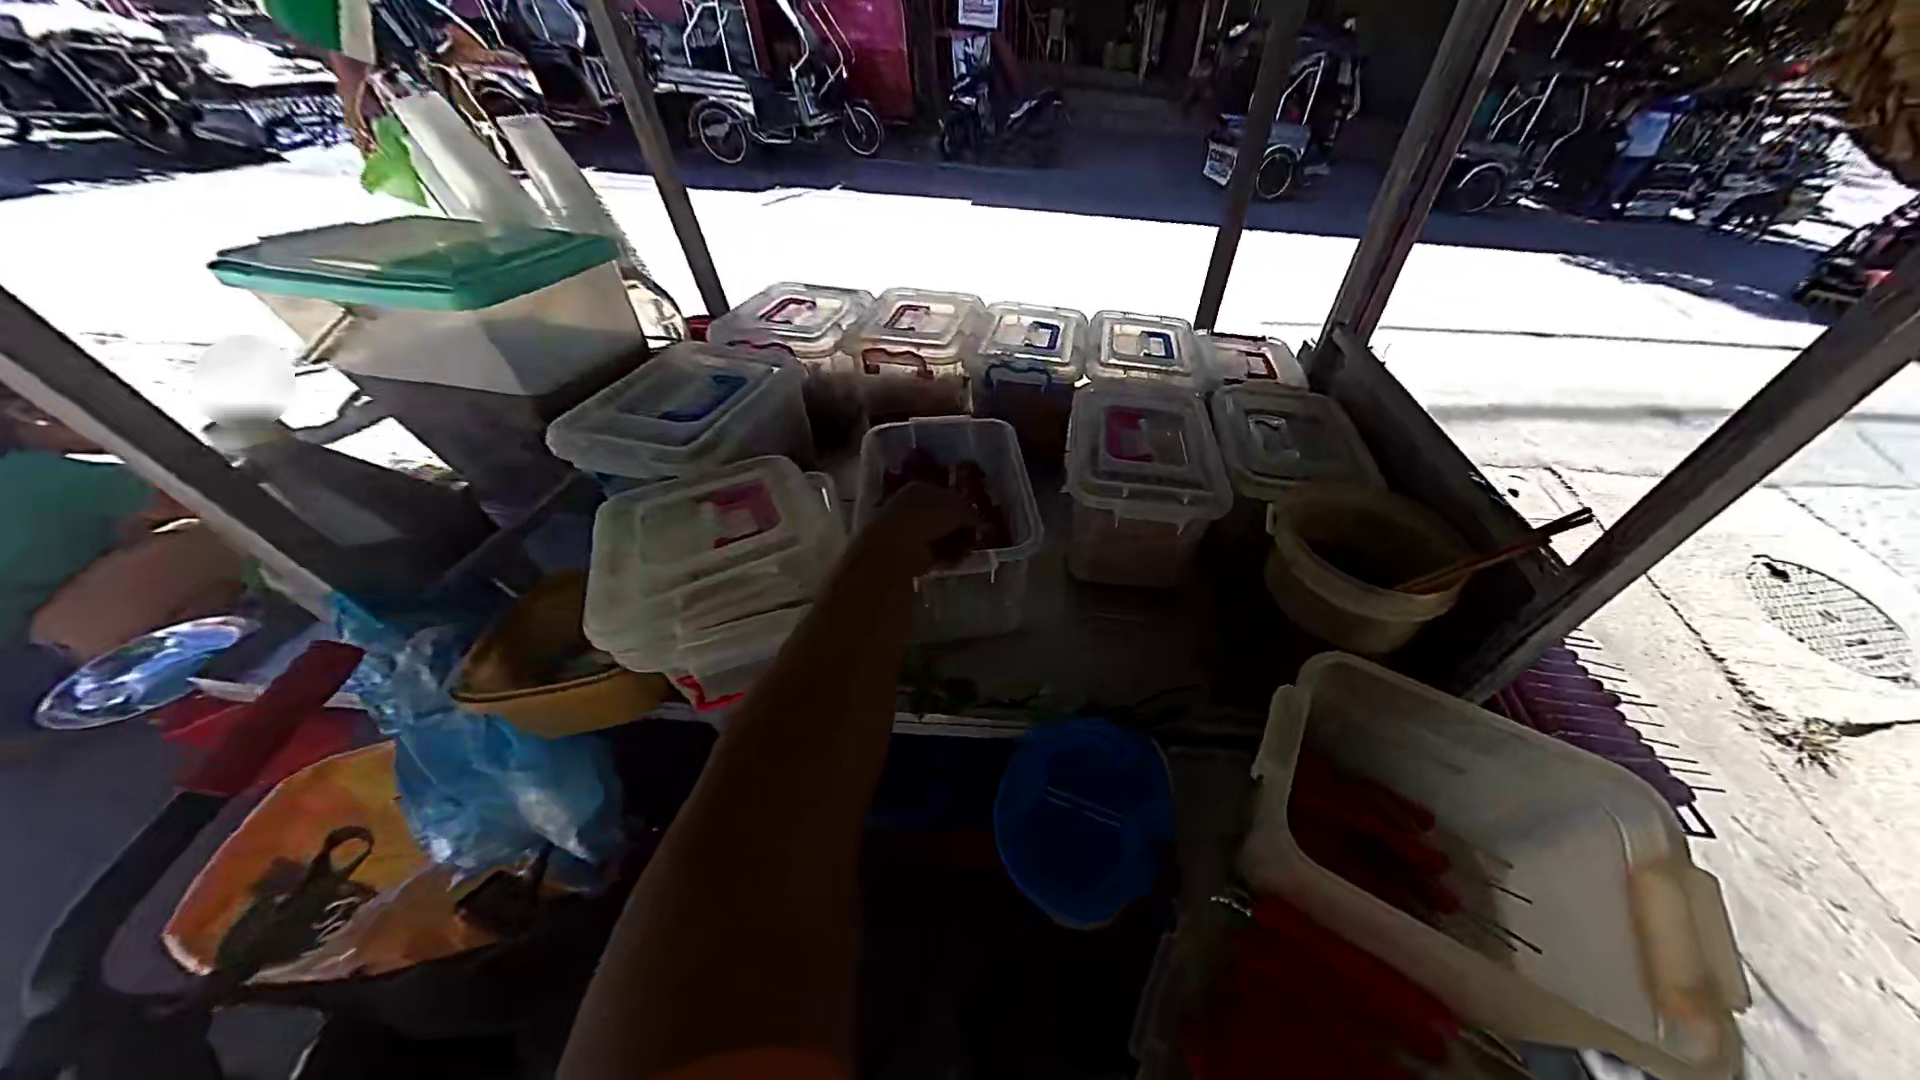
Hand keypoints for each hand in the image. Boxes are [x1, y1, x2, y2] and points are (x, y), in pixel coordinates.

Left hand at [856, 481, 976, 577]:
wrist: (896, 546)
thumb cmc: (926, 517)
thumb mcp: (956, 509)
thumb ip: (972, 514)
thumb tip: (984, 524)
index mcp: (922, 488)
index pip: (949, 496)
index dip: (965, 508)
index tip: (979, 521)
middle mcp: (914, 506)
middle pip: (945, 517)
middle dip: (961, 529)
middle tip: (976, 538)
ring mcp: (910, 530)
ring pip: (941, 536)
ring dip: (956, 544)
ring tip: (967, 551)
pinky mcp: (909, 552)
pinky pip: (935, 554)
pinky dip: (946, 558)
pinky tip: (955, 561)